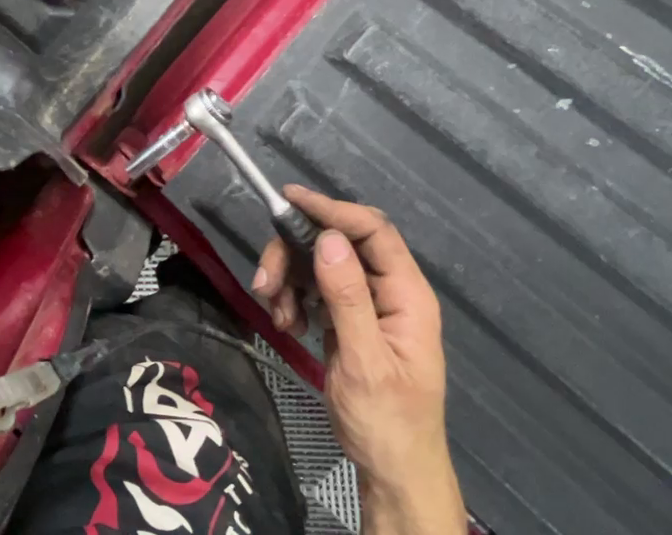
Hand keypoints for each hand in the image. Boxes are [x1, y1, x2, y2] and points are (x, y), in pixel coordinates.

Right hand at [252, 186, 464, 534]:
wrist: (391, 471)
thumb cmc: (386, 421)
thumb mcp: (364, 362)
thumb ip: (347, 299)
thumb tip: (328, 240)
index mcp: (407, 295)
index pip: (372, 231)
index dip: (332, 209)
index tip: (289, 200)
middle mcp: (388, 291)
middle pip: (337, 244)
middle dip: (296, 256)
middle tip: (264, 281)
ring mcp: (367, 304)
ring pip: (319, 264)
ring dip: (289, 281)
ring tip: (277, 314)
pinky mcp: (347, 319)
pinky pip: (313, 289)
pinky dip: (293, 299)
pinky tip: (287, 325)